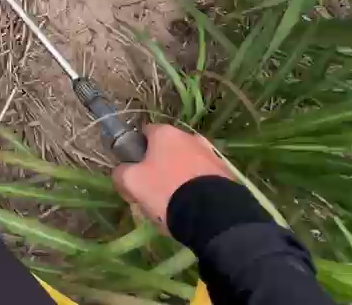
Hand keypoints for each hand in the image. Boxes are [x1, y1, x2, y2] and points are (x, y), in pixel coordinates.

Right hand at [112, 123, 234, 230]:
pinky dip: (201, 190)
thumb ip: (121, 173)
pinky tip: (196, 209)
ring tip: (178, 204)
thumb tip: (122, 173)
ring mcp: (212, 156)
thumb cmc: (167, 191)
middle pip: (169, 148)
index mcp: (165, 133)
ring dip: (183, 177)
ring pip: (190, 164)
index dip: (138, 150)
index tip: (136, 170)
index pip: (145, 132)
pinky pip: (207, 181)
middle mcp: (190, 138)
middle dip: (162, 164)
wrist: (216, 218)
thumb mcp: (132, 182)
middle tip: (156, 188)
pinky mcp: (230, 177)